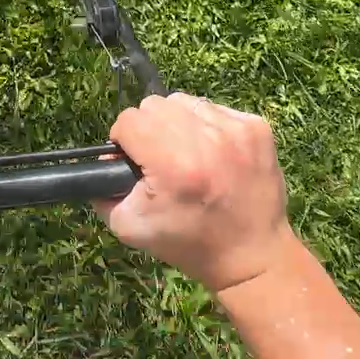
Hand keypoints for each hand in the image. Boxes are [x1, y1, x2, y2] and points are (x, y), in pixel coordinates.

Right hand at [97, 93, 295, 292]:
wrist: (254, 257)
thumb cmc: (189, 243)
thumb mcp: (131, 227)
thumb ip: (103, 188)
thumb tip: (104, 156)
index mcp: (174, 165)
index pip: (129, 121)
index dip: (125, 141)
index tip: (136, 161)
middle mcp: (207, 140)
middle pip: (154, 105)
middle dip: (150, 130)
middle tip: (161, 159)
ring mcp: (235, 130)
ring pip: (182, 101)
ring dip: (177, 123)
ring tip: (188, 154)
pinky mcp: (256, 127)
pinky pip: (212, 107)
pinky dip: (205, 125)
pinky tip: (213, 153)